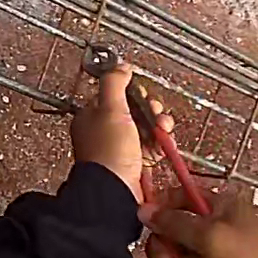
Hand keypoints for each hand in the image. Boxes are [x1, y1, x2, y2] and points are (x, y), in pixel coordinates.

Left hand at [70, 64, 170, 203]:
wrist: (115, 192)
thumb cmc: (107, 153)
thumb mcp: (110, 109)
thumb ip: (115, 83)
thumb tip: (121, 66)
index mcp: (92, 117)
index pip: (115, 95)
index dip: (132, 93)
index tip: (142, 94)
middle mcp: (105, 132)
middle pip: (134, 110)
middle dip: (150, 108)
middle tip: (155, 112)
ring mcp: (121, 148)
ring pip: (145, 127)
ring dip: (158, 123)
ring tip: (162, 127)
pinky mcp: (136, 163)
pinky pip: (153, 146)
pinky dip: (161, 141)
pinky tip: (165, 140)